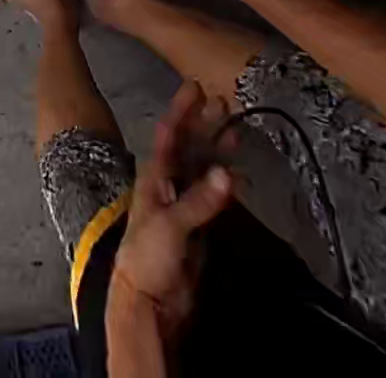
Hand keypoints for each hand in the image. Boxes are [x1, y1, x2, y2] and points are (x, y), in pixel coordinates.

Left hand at [109, 82, 238, 345]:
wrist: (148, 301)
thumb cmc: (148, 256)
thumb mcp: (171, 226)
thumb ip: (199, 201)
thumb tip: (229, 172)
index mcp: (154, 176)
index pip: (169, 134)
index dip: (181, 109)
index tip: (194, 85)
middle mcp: (168, 183)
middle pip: (188, 145)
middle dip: (204, 123)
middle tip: (223, 99)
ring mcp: (183, 202)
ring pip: (202, 166)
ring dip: (216, 148)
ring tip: (235, 128)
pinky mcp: (198, 224)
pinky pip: (213, 194)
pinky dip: (224, 181)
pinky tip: (237, 171)